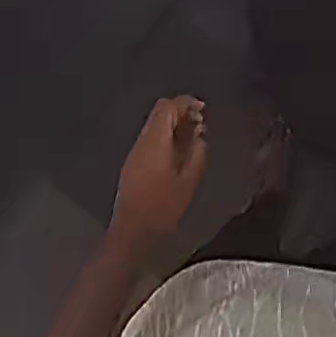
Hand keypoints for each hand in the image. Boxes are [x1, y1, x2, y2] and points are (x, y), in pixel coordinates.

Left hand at [110, 96, 207, 247]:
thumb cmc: (164, 206)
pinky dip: (166, 135)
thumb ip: (197, 151)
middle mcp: (142, 142)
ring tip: (192, 136)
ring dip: (173, 123)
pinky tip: (178, 150)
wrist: (132, 233)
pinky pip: (150, 138)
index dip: (186, 103)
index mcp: (155, 142)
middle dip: (180, 111)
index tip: (203, 110)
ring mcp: (134, 153)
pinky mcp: (132, 163)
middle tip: (200, 123)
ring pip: (154, 124)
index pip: (167, 107)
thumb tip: (198, 134)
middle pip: (159, 112)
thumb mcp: (189, 179)